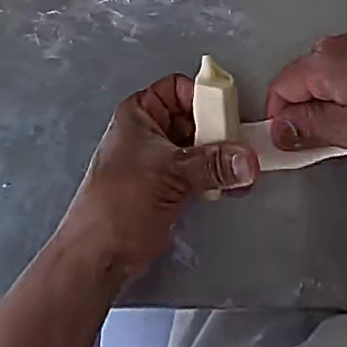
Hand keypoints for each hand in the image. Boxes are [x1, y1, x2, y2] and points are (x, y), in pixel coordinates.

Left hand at [49, 74, 259, 284]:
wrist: (97, 259)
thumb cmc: (121, 202)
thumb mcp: (170, 174)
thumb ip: (213, 164)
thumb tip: (249, 160)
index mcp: (140, 113)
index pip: (177, 88)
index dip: (203, 95)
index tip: (231, 110)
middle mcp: (150, 131)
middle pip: (193, 116)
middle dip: (218, 129)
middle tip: (244, 141)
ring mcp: (159, 159)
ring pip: (198, 145)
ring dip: (220, 156)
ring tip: (244, 167)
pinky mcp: (168, 186)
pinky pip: (198, 170)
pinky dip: (215, 175)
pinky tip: (234, 185)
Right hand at [265, 34, 346, 171]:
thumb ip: (309, 127)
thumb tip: (277, 127)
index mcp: (325, 60)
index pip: (280, 86)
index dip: (279, 118)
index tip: (289, 148)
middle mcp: (340, 44)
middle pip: (303, 78)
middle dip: (304, 112)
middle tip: (322, 147)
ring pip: (329, 77)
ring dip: (329, 106)